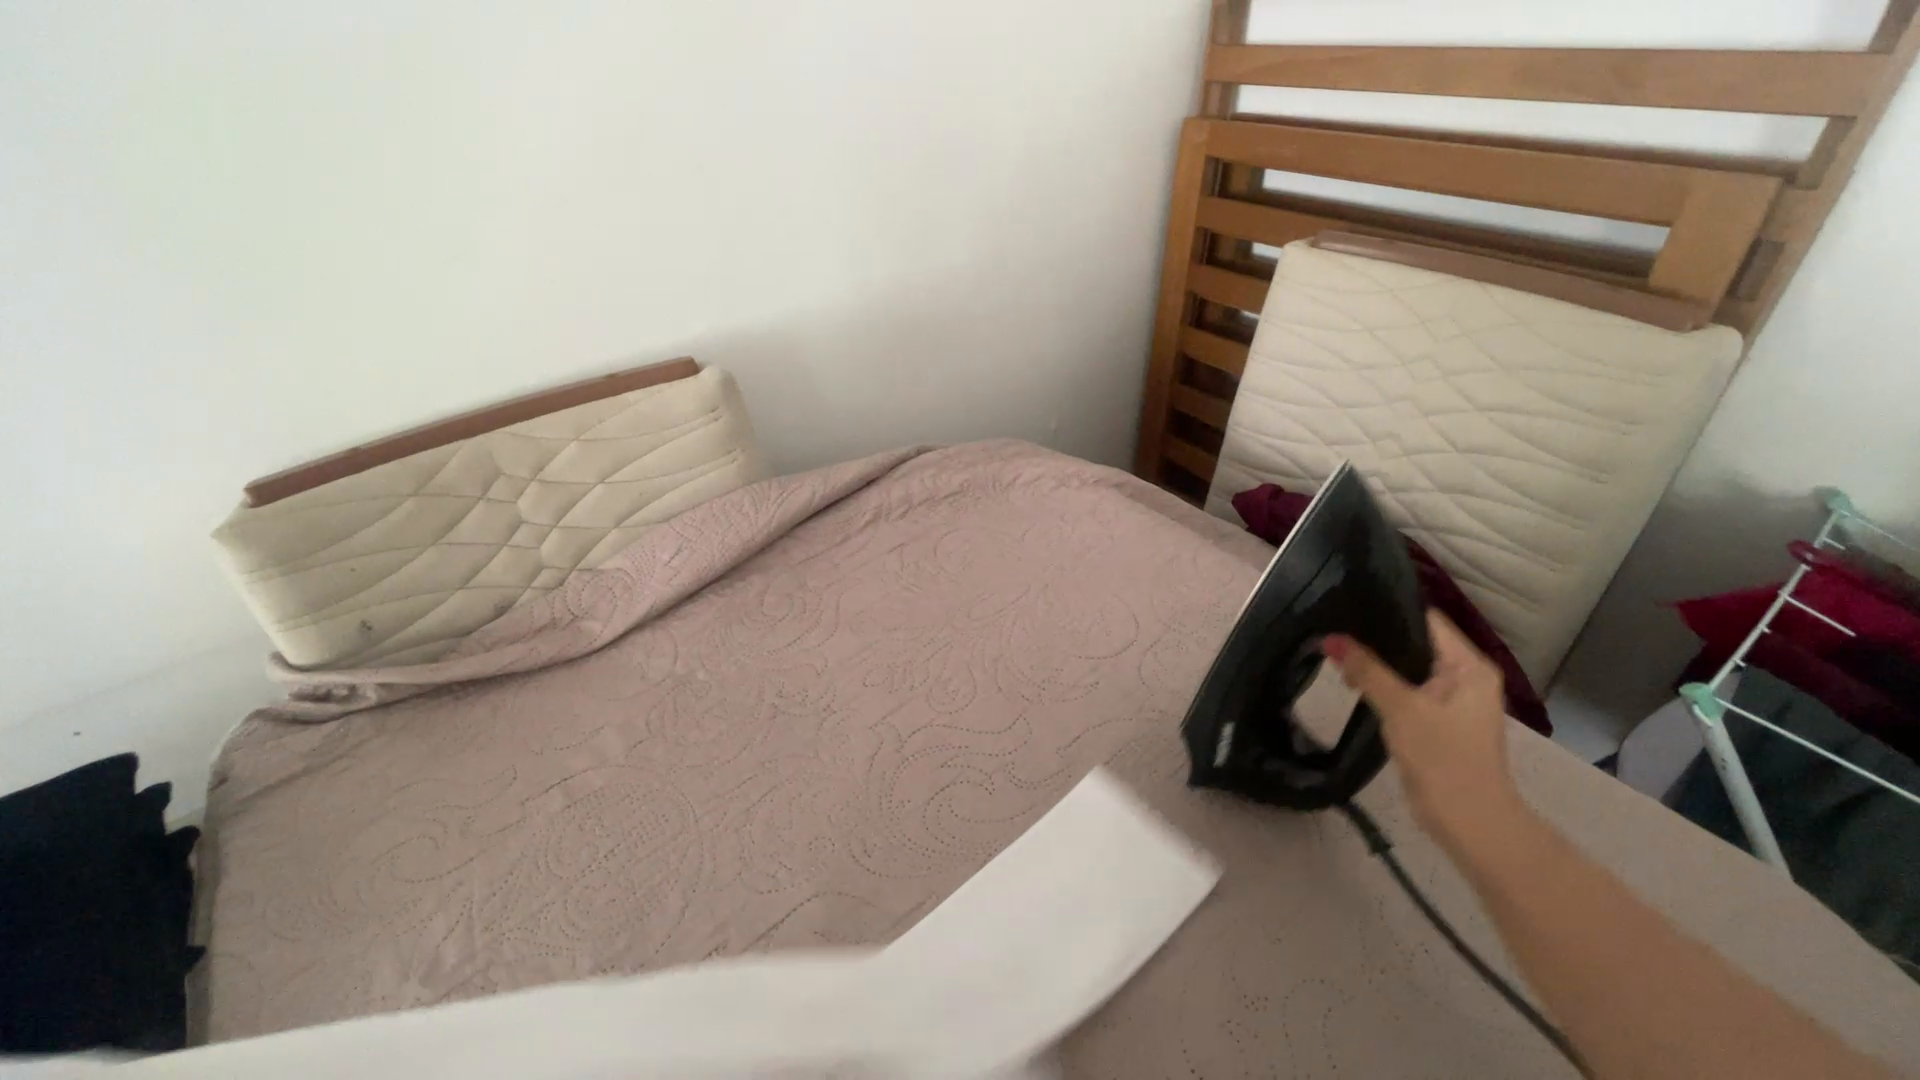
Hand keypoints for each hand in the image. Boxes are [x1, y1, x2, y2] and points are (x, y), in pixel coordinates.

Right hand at [1322, 611, 1527, 855]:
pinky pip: (1405, 692)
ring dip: (1376, 665)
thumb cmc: (1444, 758)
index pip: (1427, 621)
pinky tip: (1352, 683)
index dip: (1389, 610)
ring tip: (1335, 653)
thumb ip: (1366, 671)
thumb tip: (1329, 638)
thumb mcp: (1402, 709)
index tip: (1347, 603)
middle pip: (1415, 643)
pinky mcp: (1436, 722)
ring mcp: (1451, 701)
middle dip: (1376, 639)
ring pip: (1407, 669)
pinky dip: (1382, 687)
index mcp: (1470, 666)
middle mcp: (1465, 677)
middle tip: (1332, 627)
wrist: (1469, 821)